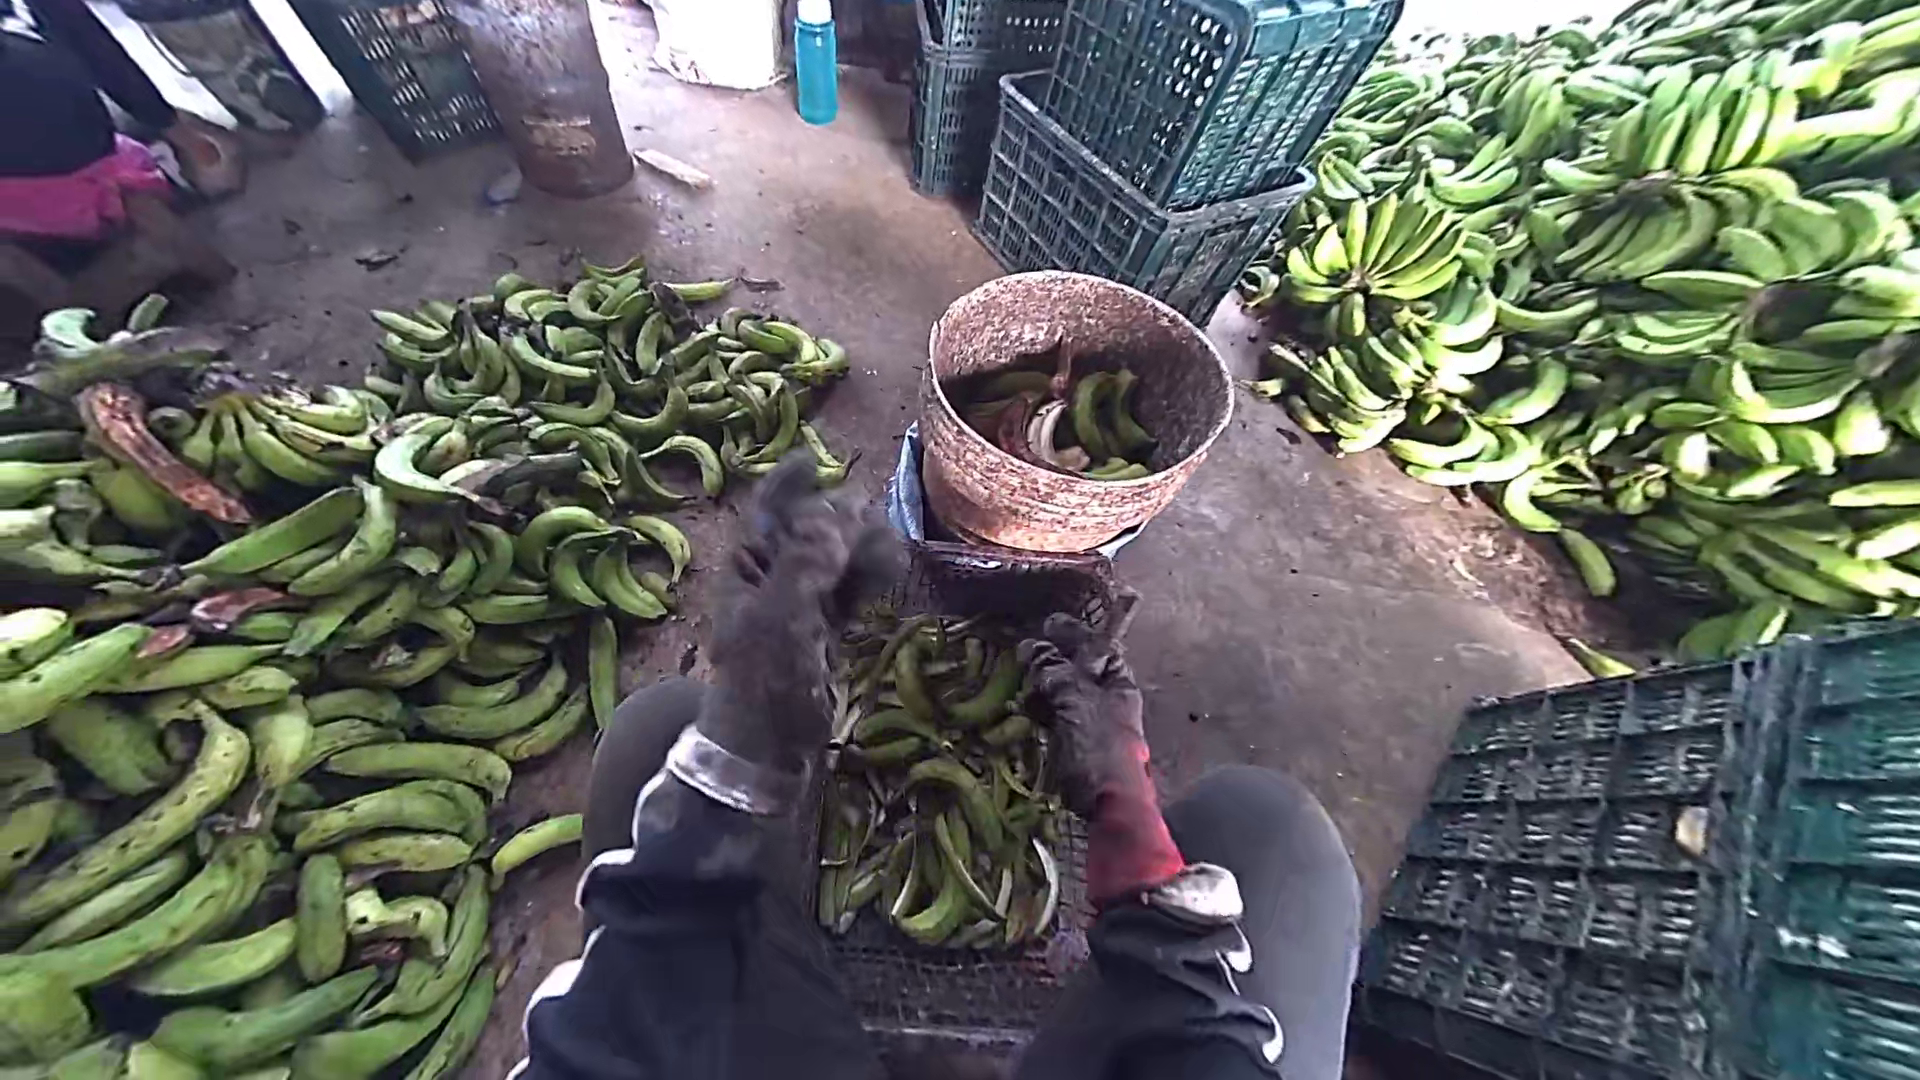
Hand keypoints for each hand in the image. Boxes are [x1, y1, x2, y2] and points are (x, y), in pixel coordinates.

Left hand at [699, 455, 901, 771]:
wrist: (769, 747)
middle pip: (813, 529)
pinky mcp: (826, 624)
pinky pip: (851, 587)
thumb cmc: (763, 679)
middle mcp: (774, 575)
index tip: (818, 457)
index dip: (791, 481)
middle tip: (875, 517)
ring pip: (837, 556)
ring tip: (891, 550)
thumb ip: (808, 560)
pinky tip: (890, 571)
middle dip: (843, 519)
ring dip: (863, 547)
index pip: (770, 510)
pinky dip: (870, 576)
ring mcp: (802, 600)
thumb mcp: (781, 616)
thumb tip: (839, 509)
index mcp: (749, 566)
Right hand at [1018, 591, 1146, 817]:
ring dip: (1042, 684)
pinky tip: (1026, 708)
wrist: (1107, 804)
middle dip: (1051, 659)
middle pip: (1076, 668)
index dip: (1073, 633)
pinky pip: (1055, 714)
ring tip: (1022, 681)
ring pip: (1062, 690)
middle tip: (1026, 652)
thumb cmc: (1098, 746)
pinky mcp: (1074, 740)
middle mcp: (1106, 697)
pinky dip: (1040, 708)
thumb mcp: (1075, 700)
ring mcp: (1090, 719)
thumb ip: (1053, 670)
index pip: (1095, 646)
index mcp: (1117, 682)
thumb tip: (1031, 645)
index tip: (1047, 624)